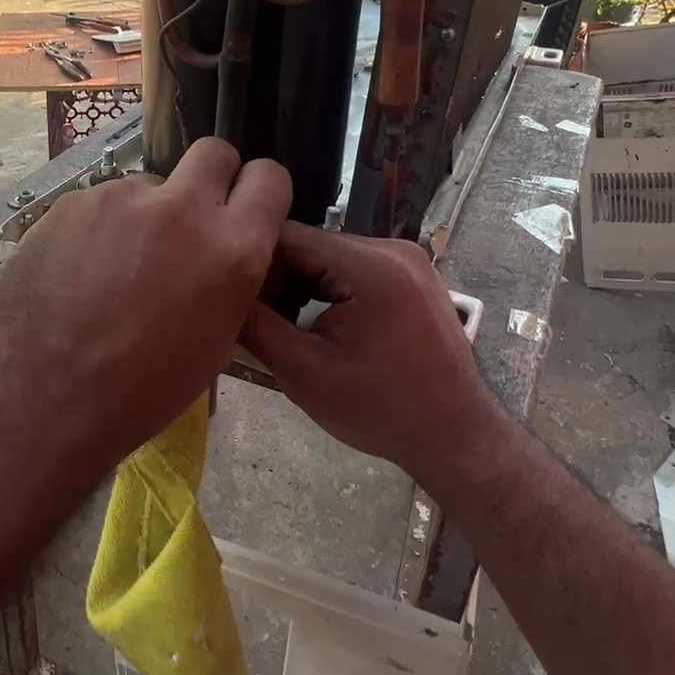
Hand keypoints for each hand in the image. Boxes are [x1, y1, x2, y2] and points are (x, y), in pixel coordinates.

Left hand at [0, 138, 290, 466]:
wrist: (41, 399)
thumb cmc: (137, 393)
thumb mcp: (212, 342)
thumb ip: (228, 278)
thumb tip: (223, 249)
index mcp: (231, 250)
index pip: (269, 177)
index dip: (258, 188)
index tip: (242, 205)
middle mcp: (181, 208)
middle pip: (213, 152)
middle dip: (209, 176)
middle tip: (187, 217)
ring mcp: (121, 198)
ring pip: (148, 184)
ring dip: (143, 213)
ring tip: (111, 268)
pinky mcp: (71, 202)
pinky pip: (100, 203)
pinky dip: (97, 227)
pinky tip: (75, 271)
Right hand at [240, 223, 507, 488]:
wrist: (457, 438)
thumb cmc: (380, 410)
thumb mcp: (304, 372)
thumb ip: (256, 326)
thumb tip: (217, 296)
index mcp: (369, 264)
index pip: (287, 236)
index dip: (251, 261)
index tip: (228, 292)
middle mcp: (391, 247)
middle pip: (309, 244)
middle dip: (275, 276)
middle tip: (249, 314)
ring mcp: (406, 259)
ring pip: (328, 256)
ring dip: (299, 284)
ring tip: (276, 321)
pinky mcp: (411, 274)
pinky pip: (353, 267)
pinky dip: (326, 288)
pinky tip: (311, 321)